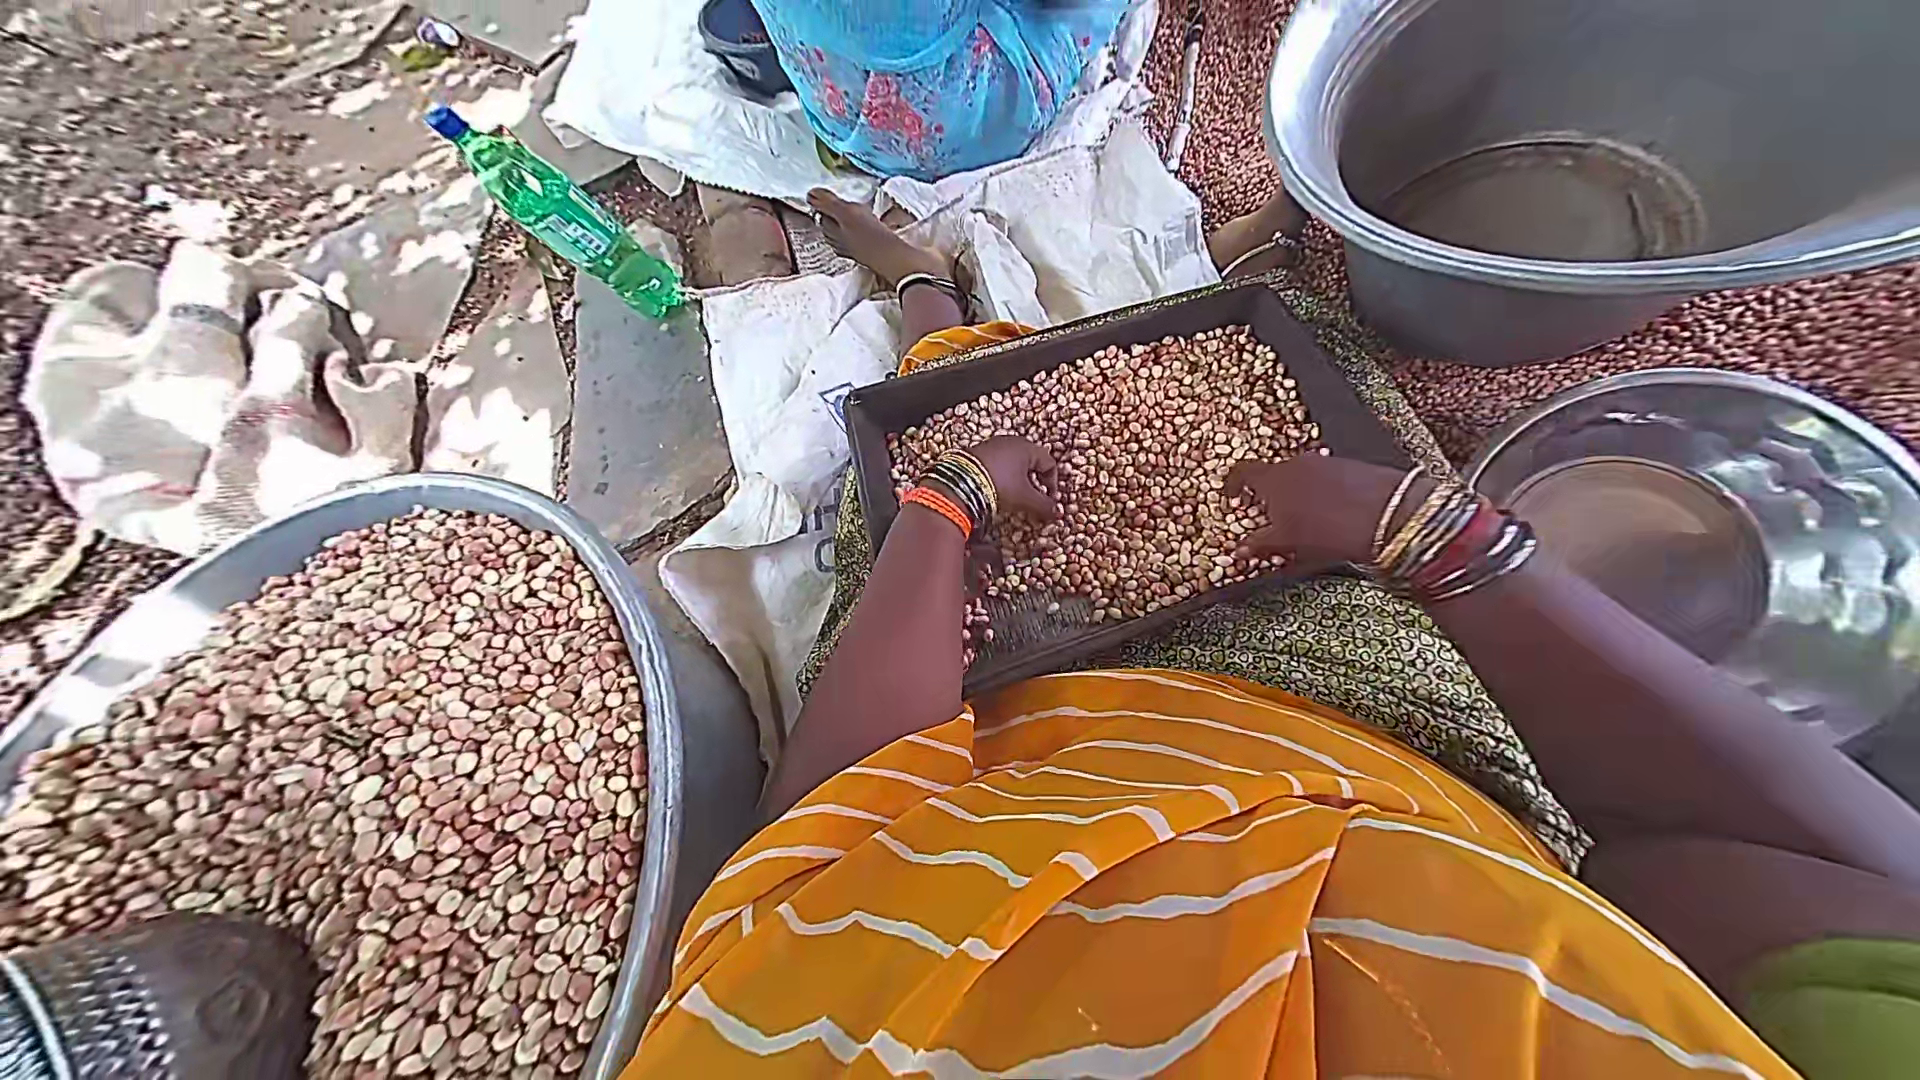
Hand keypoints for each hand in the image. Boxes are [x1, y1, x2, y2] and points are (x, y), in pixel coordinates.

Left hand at [968, 435, 1057, 522]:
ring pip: (1011, 462)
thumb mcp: (1025, 498)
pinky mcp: (975, 453)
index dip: (1052, 483)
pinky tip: (994, 490)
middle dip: (1034, 481)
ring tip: (1012, 497)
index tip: (1048, 500)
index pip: (1049, 463)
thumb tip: (1058, 514)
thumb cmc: (1000, 486)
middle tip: (1031, 499)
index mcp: (1027, 447)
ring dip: (1016, 479)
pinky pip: (995, 464)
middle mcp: (1009, 441)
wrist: (960, 482)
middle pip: (1030, 461)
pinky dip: (1000, 477)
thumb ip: (1044, 506)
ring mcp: (990, 445)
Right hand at [1227, 454, 1430, 572]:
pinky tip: (1332, 515)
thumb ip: (1260, 542)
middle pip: (1273, 474)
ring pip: (1302, 476)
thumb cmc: (1327, 528)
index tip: (1230, 497)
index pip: (1242, 472)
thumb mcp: (1288, 542)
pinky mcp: (1353, 466)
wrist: (1392, 515)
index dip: (1233, 484)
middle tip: (1269, 517)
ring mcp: (1326, 462)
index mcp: (1273, 478)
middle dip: (1268, 494)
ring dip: (1297, 494)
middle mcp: (1296, 463)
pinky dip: (1321, 493)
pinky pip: (1326, 478)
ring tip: (1303, 520)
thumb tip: (1239, 550)